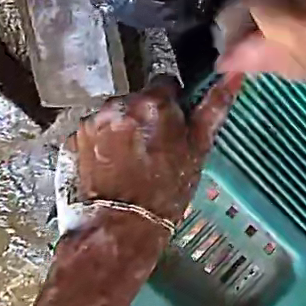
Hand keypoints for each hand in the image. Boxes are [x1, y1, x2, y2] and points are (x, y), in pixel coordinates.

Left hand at [73, 76, 242, 225]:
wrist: (119, 228)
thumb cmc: (164, 192)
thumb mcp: (198, 149)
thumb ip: (214, 108)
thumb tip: (232, 78)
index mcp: (153, 103)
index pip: (166, 84)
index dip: (173, 106)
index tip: (174, 126)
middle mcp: (119, 105)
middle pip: (138, 100)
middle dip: (147, 118)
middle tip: (156, 150)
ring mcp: (93, 122)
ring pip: (116, 116)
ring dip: (124, 130)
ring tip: (133, 162)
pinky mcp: (73, 139)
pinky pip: (95, 133)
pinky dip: (103, 144)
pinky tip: (114, 167)